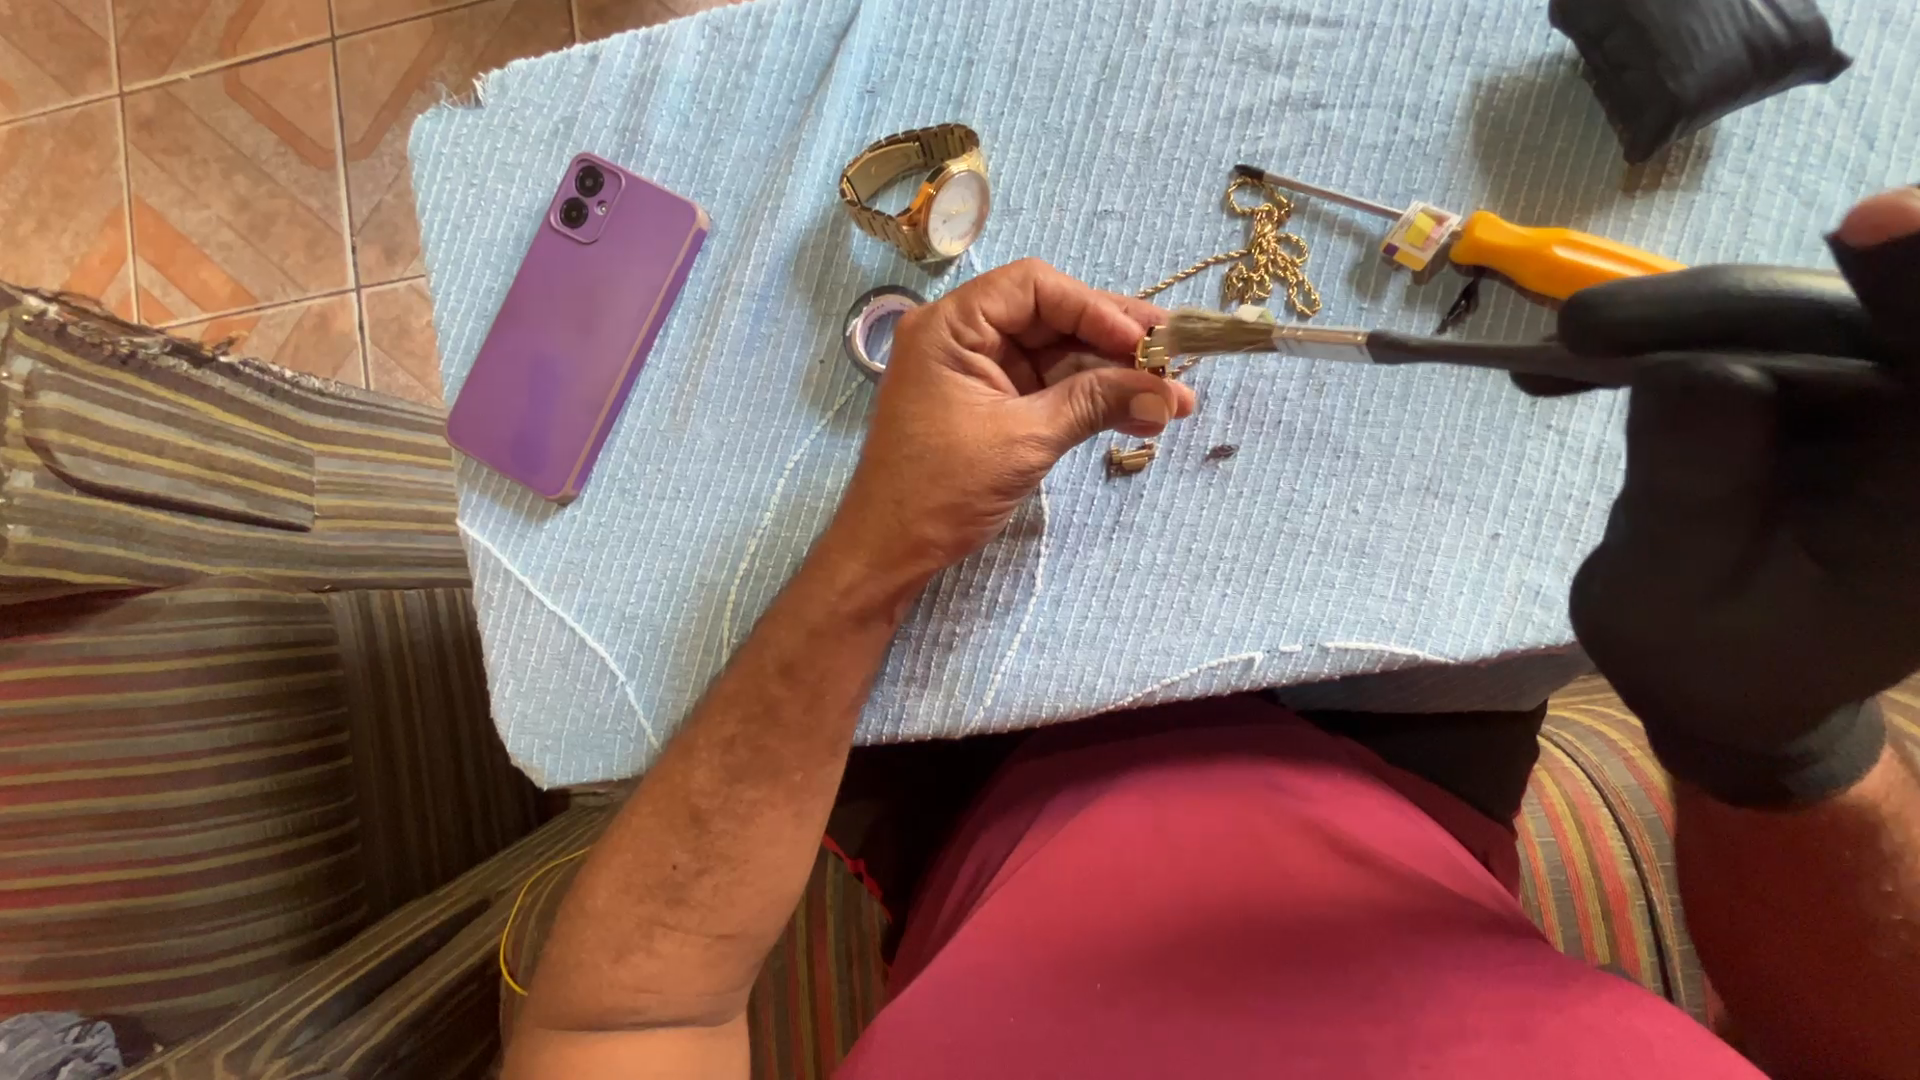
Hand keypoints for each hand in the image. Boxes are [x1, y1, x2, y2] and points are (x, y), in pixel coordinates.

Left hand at [824, 259, 1195, 587]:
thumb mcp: (1024, 441)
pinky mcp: (992, 407)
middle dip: (1114, 342)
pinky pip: (1048, 390)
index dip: (1094, 307)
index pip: (1034, 287)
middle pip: (1052, 318)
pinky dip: (1089, 402)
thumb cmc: (941, 491)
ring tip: (1172, 397)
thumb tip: (1169, 394)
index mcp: (952, 326)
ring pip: (1057, 357)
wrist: (890, 551)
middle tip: (1176, 357)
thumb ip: (1095, 404)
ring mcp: (979, 373)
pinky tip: (1138, 415)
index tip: (1143, 342)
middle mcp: (964, 338)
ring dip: (1112, 377)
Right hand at [1540, 188, 1919, 805]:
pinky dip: (1655, 340)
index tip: (1873, 222)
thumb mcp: (1668, 590)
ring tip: (1557, 353)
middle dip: (1715, 313)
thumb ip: (1689, 487)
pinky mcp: (1820, 389)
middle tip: (1577, 333)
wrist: (1720, 677)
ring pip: (1790, 310)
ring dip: (1669, 320)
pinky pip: (1745, 334)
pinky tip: (1575, 366)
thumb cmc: (1702, 658)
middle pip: (1851, 320)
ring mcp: (1880, 404)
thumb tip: (1686, 370)